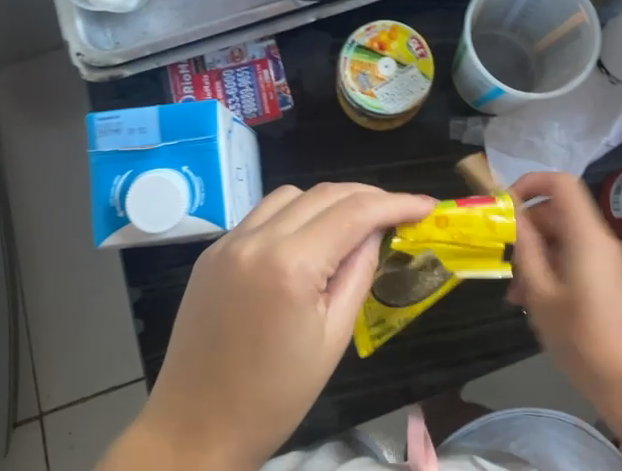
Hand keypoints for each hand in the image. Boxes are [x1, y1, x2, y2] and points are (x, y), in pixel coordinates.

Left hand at [115, 183, 436, 469]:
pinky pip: (261, 215)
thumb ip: (358, 274)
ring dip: (327, 201)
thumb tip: (376, 232)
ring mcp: (229, 242)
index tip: (426, 205)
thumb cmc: (274, 397)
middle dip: (366, 196)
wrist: (195, 427)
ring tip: (354, 225)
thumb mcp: (332, 340)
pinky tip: (308, 240)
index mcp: (290, 265)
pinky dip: (293, 215)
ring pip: (290, 195)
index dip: (395, 203)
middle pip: (323, 193)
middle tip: (397, 213)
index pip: (354, 212)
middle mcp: (256, 239)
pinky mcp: (213, 252)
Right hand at [507, 172, 621, 409]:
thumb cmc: (584, 339)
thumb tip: (512, 215)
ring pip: (563, 241)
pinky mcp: (611, 284)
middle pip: (558, 214)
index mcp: (586, 236)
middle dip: (526, 232)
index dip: (530, 184)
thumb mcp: (542, 294)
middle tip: (504, 263)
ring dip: (535, 258)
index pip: (561, 183)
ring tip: (515, 295)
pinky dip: (552, 272)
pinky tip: (536, 305)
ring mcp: (608, 263)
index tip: (504, 206)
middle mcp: (601, 241)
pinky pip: (575, 261)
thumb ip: (526, 249)